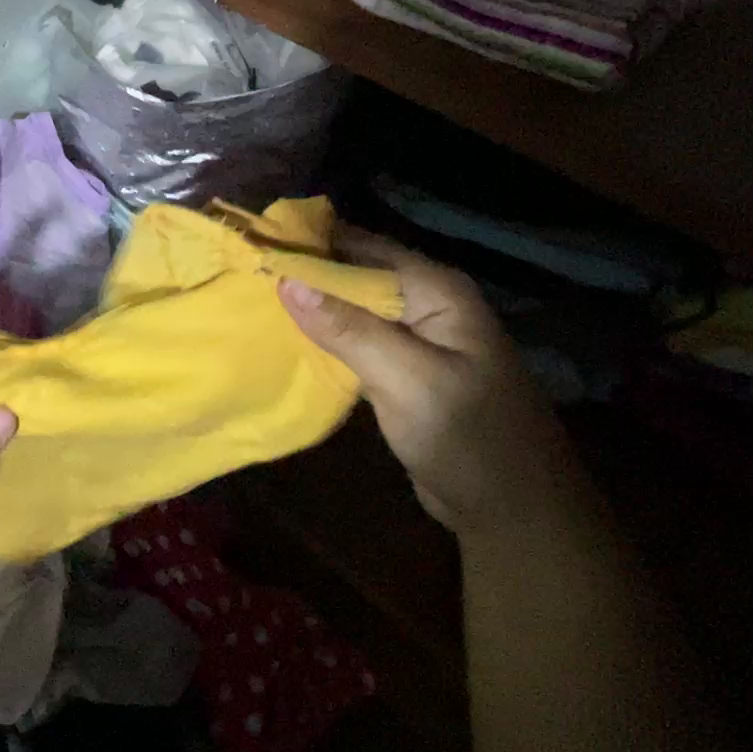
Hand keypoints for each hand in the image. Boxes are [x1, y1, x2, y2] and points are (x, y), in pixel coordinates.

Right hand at [278, 226, 576, 535]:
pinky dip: (320, 331)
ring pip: (348, 303)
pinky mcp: (401, 365)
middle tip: (239, 270)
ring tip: (248, 296)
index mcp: (435, 290)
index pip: (358, 246)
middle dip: (301, 269)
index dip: (305, 242)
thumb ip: (347, 328)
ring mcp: (413, 335)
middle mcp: (424, 301)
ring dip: (307, 301)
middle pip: (352, 270)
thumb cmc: (467, 436)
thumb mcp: (405, 379)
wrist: (514, 509)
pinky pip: (353, 334)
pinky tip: (283, 334)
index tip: (249, 243)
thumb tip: (285, 279)